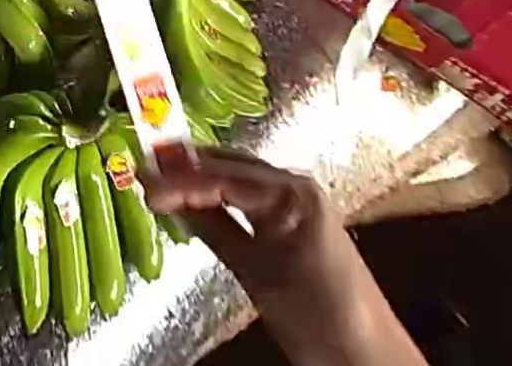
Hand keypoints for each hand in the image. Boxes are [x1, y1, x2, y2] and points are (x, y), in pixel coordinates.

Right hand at [144, 149, 424, 365]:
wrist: (368, 357)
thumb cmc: (316, 316)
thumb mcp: (258, 275)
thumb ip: (214, 230)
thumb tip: (169, 199)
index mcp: (290, 192)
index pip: (223, 176)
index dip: (180, 178)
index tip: (143, 181)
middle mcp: (293, 182)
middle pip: (230, 165)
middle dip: (187, 168)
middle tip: (145, 170)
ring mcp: (295, 196)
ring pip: (237, 175)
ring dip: (200, 177)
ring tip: (161, 179)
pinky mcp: (293, 214)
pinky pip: (248, 193)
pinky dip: (218, 193)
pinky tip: (196, 197)